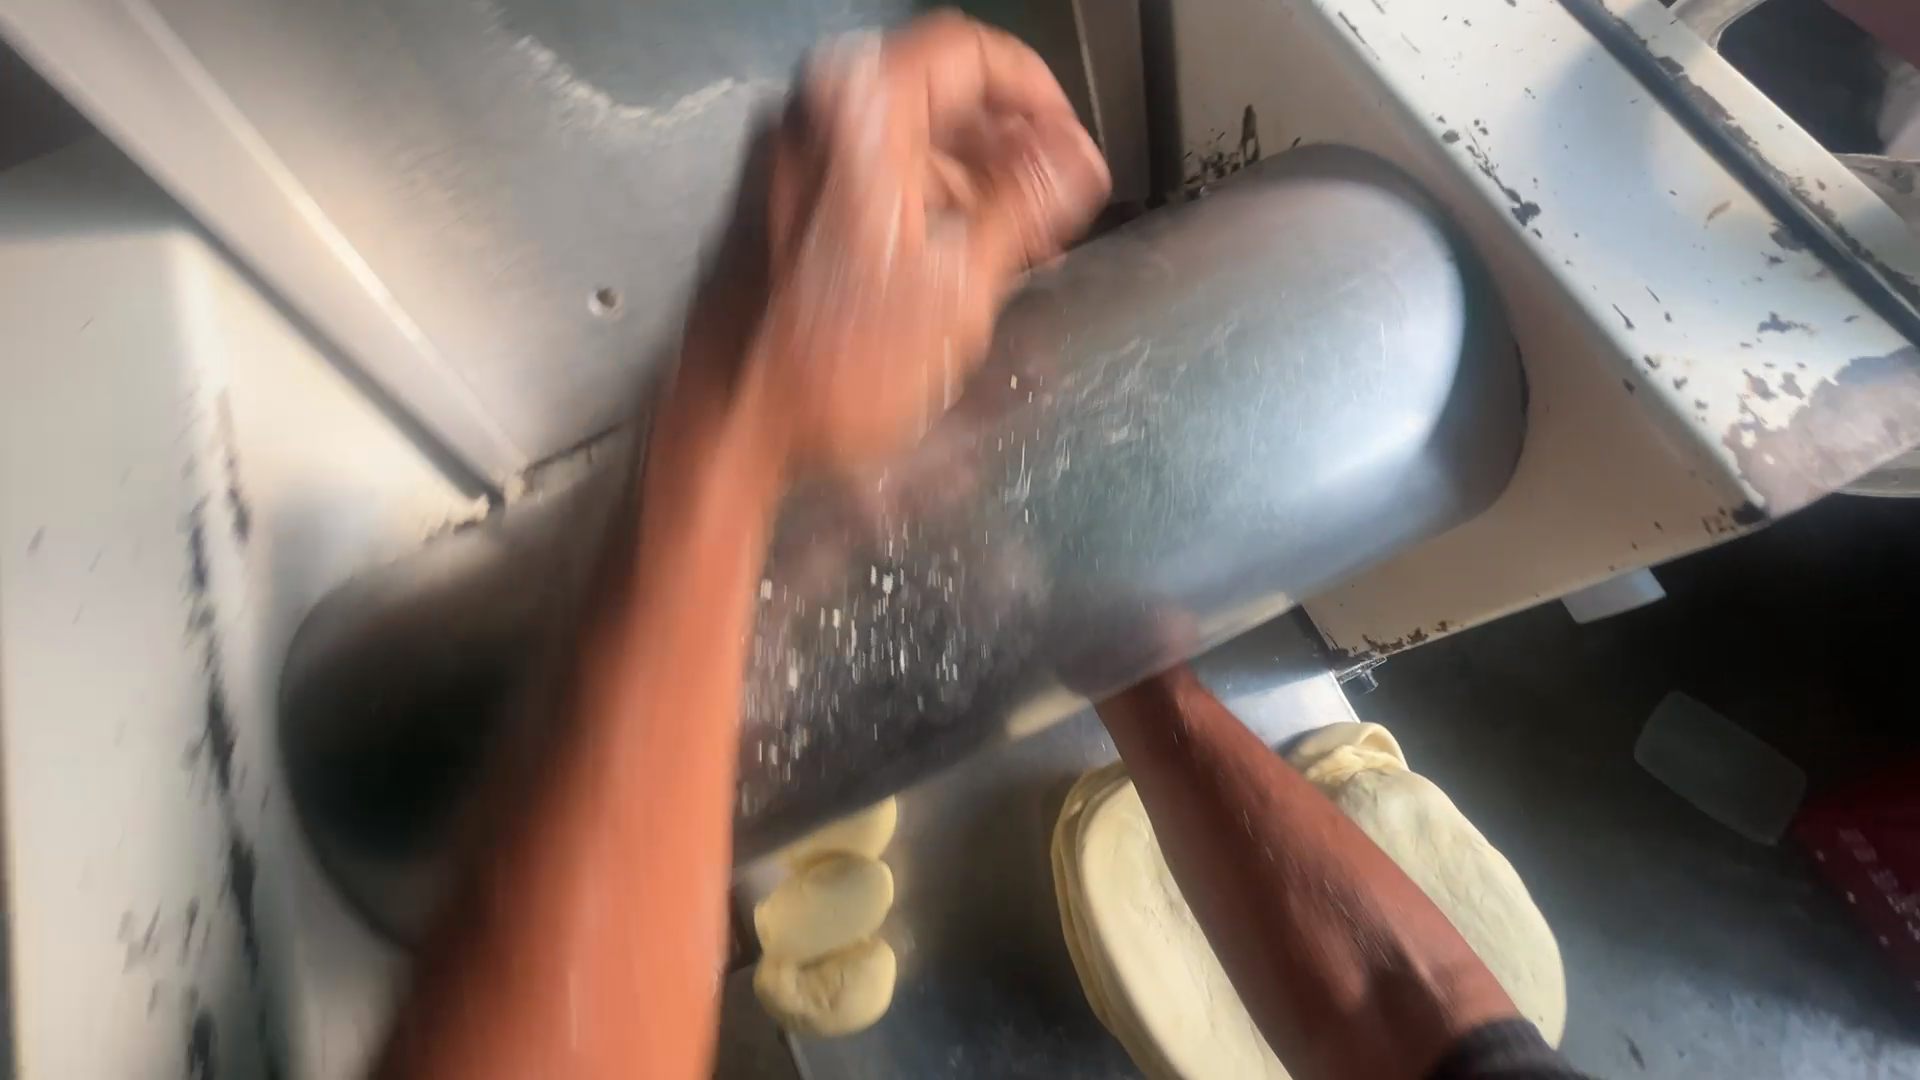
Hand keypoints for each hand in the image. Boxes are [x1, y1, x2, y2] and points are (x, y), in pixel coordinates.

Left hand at [750, 13, 1110, 469]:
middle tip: (1057, 201)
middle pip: (935, 99)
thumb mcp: (953, 285)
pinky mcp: (784, 214)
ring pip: (903, 148)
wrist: (734, 425)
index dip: (1035, 94)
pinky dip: (923, 209)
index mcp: (859, 116)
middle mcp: (815, 122)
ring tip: (1021, 242)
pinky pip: (869, 185)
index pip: (967, 54)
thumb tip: (1077, 160)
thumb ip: (1022, 208)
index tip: (1069, 146)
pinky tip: (958, 258)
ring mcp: (792, 168)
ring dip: (971, 184)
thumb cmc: (835, 367)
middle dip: (1008, 147)